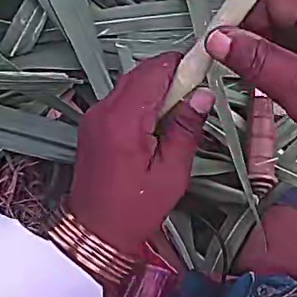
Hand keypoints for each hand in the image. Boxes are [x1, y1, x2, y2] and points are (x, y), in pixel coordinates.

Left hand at [70, 53, 212, 252]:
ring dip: (157, 89)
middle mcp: (102, 112)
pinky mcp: (92, 125)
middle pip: (142, 72)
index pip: (155, 70)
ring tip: (179, 114)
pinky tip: (157, 123)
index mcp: (122, 121)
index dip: (182, 64)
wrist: (95, 232)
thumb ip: (186, 130)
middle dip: (172, 76)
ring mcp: (93, 117)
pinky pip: (120, 99)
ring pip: (131, 83)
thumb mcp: (171, 173)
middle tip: (196, 95)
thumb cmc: (131, 212)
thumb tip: (202, 97)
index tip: (204, 67)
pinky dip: (142, 102)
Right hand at [203, 0, 296, 167]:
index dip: (245, 25)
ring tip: (279, 84)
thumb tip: (218, 38)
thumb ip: (255, 59)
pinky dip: (289, 60)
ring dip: (274, 53)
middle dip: (260, 41)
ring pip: (289, 28)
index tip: (224, 51)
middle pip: (281, 10)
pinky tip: (291, 83)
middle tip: (252, 74)